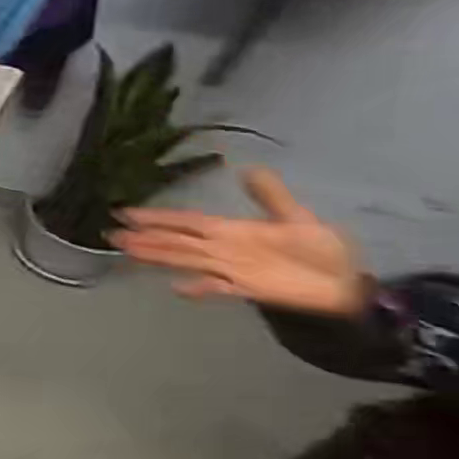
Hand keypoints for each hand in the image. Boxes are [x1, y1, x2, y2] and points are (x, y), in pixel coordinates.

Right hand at [111, 167, 369, 317]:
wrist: (348, 287)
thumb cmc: (323, 251)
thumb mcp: (298, 217)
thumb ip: (270, 196)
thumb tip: (246, 168)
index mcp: (229, 229)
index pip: (185, 221)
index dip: (157, 217)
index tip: (126, 211)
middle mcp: (222, 248)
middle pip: (175, 241)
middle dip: (143, 237)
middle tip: (110, 234)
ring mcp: (230, 269)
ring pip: (184, 260)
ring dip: (156, 256)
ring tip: (126, 251)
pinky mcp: (245, 290)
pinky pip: (215, 288)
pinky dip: (197, 288)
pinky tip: (177, 288)